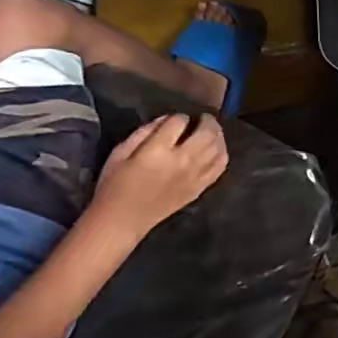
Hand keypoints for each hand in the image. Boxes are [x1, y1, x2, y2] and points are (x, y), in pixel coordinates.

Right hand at [88, 113, 228, 235]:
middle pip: (206, 132)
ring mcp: (195, 175)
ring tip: (212, 131)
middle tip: (204, 118)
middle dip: (208, 121)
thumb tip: (166, 119)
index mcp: (158, 150)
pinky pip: (220, 167)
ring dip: (218, 135)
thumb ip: (143, 132)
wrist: (123, 219)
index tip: (176, 119)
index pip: (179, 122)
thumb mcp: (120, 152)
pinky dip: (222, 154)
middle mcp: (182, 160)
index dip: (179, 117)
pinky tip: (218, 149)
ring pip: (218, 148)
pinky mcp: (200, 187)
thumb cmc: (115, 185)